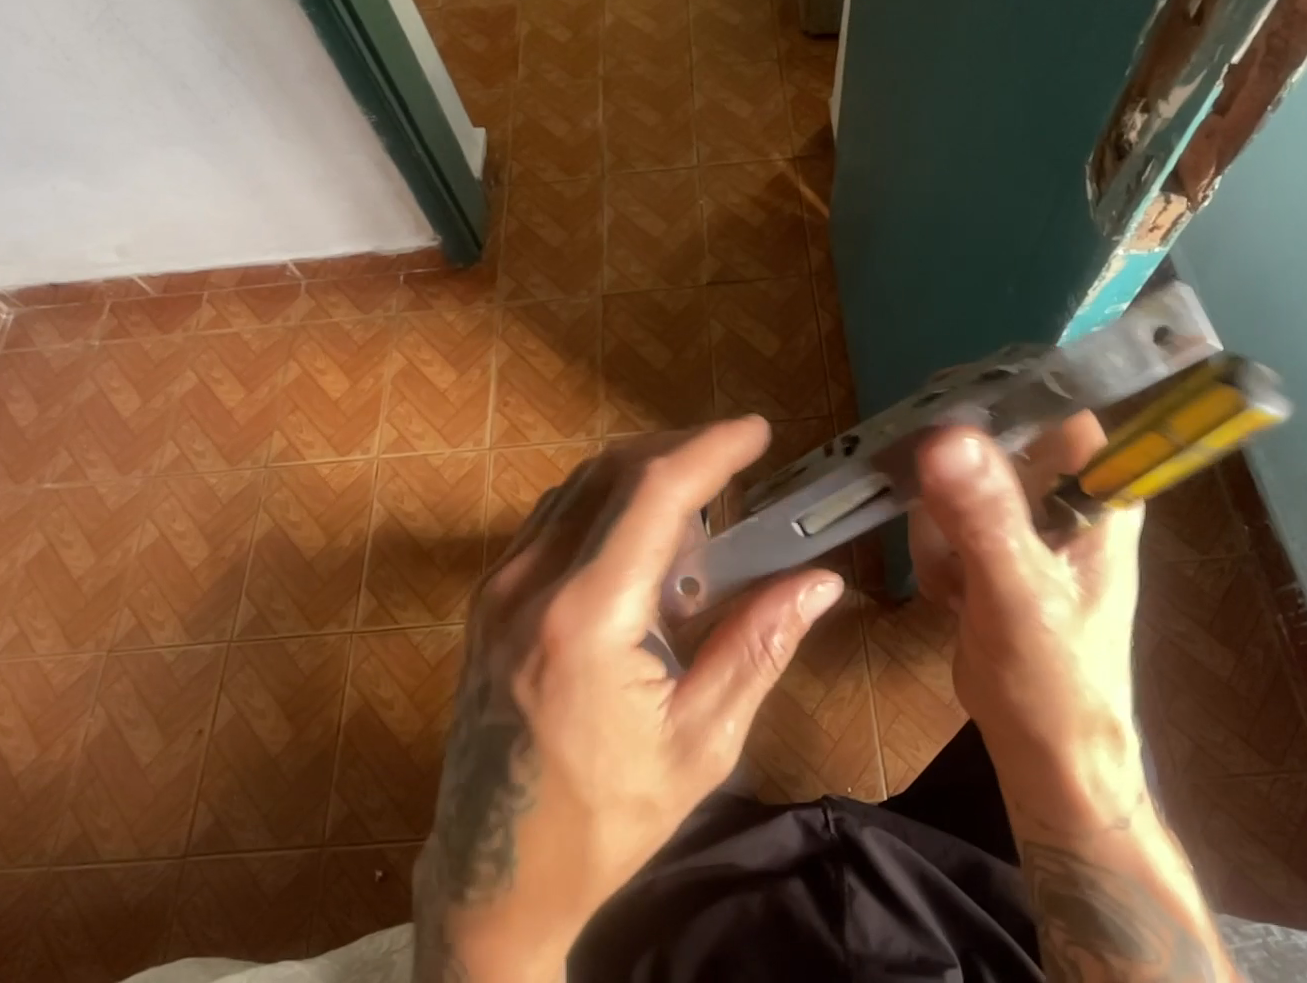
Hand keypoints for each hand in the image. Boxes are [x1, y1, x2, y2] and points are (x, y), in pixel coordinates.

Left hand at [414, 417, 844, 981]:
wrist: (494, 874)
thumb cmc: (605, 818)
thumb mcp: (700, 742)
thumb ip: (757, 647)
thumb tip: (818, 583)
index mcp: (586, 617)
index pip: (653, 493)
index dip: (709, 450)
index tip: (755, 432)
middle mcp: (530, 584)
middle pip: (611, 473)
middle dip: (679, 453)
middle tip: (735, 467)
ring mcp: (498, 589)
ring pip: (577, 490)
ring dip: (641, 479)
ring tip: (698, 514)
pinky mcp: (488, 603)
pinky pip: (552, 522)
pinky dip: (604, 510)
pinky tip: (640, 548)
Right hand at [907, 415, 1147, 826]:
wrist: (1045, 752)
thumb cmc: (1055, 681)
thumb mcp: (1018, 596)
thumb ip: (984, 517)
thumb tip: (945, 435)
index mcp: (1102, 489)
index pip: (1055, 402)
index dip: (998, 399)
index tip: (938, 422)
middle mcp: (1070, 494)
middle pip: (990, 440)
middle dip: (954, 489)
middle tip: (950, 543)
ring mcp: (1030, 522)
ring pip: (956, 482)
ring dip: (940, 532)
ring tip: (958, 586)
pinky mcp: (998, 548)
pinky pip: (946, 520)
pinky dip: (938, 556)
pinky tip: (953, 598)